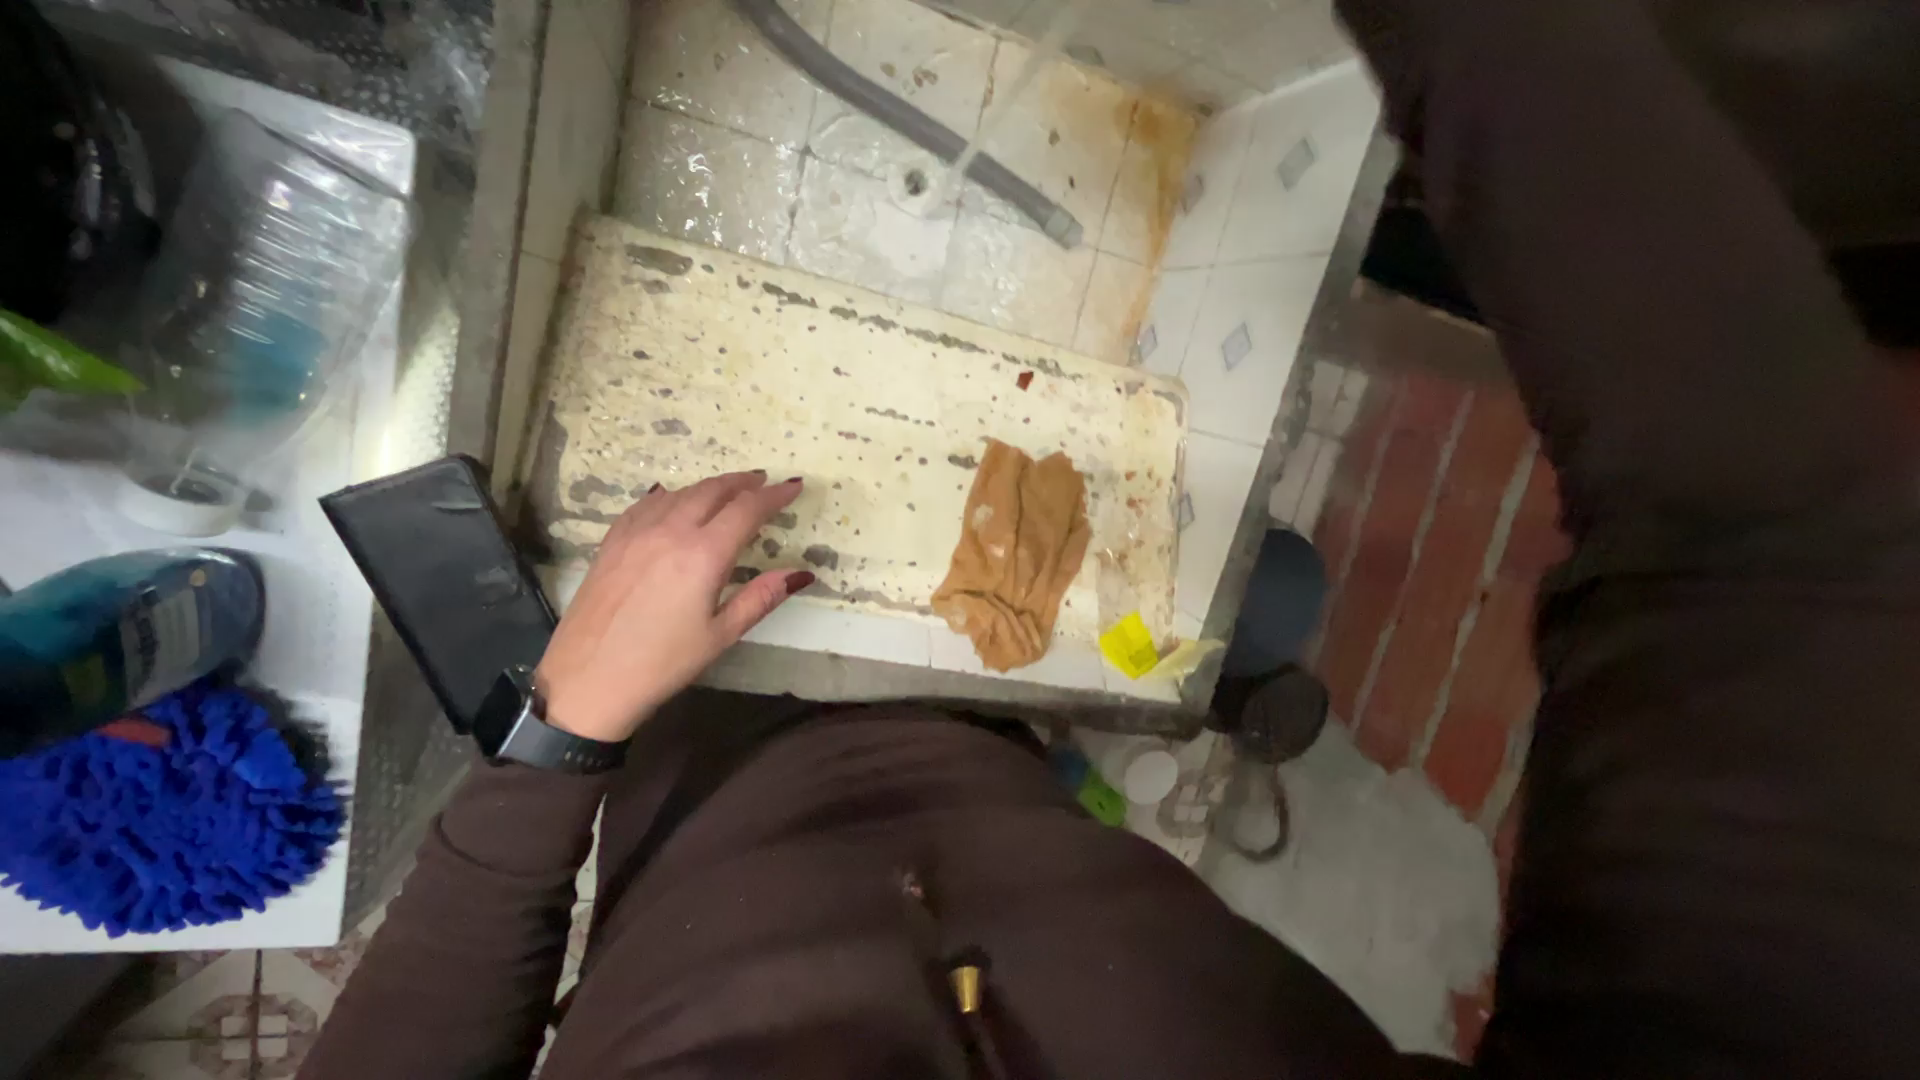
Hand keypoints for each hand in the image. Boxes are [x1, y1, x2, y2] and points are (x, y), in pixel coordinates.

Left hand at [533, 471, 812, 742]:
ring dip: (709, 487)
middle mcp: (670, 532)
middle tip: (763, 482)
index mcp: (703, 554)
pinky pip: (646, 504)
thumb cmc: (662, 663)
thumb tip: (800, 573)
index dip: (774, 495)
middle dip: (742, 483)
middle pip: (712, 491)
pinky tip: (672, 498)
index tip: (794, 486)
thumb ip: (760, 598)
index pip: (747, 510)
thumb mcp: (720, 635)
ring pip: (680, 493)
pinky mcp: (612, 542)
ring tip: (727, 491)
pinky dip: (670, 495)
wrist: (587, 680)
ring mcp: (636, 533)